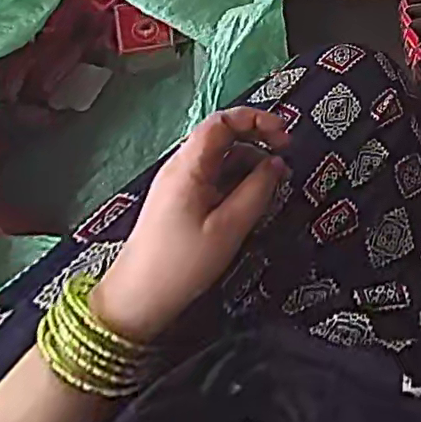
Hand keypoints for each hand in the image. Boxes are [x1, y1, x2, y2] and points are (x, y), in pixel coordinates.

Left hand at [90, 108, 290, 341]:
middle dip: (258, 137)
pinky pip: (216, 175)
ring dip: (251, 160)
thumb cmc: (182, 263)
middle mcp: (182, 166)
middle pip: (224, 134)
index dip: (256, 119)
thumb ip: (258, 189)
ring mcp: (180, 182)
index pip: (223, 121)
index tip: (284, 135)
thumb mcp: (230, 227)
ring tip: (276, 181)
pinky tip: (254, 196)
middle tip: (285, 153)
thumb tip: (277, 163)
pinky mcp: (182, 198)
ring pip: (222, 156)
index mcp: (189, 165)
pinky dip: (239, 177)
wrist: (135, 302)